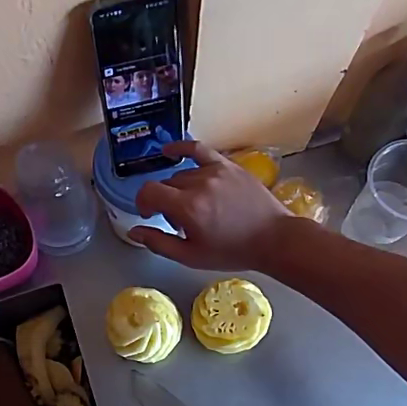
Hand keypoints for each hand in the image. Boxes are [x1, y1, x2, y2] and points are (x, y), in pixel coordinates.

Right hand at [130, 141, 298, 270]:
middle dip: (165, 202)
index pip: (149, 192)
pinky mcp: (228, 166)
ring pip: (182, 174)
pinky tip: (169, 151)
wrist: (273, 239)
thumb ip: (159, 243)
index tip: (149, 215)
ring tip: (191, 207)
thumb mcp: (191, 256)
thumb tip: (134, 232)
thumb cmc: (232, 252)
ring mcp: (215, 171)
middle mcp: (199, 184)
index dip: (143, 203)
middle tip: (179, 222)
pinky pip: (199, 150)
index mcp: (188, 208)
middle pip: (167, 185)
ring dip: (179, 189)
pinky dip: (182, 148)